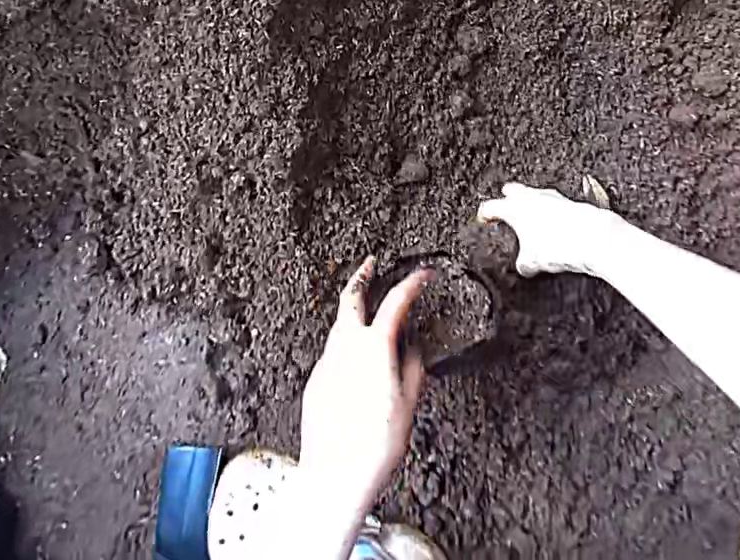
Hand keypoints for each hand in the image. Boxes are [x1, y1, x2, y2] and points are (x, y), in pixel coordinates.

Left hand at [298, 257, 428, 515]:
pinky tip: (354, 359)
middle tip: (371, 263)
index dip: (413, 282)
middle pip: (352, 296)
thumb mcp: (409, 404)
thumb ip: (414, 366)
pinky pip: (332, 351)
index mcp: (374, 346)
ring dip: (353, 309)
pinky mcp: (316, 379)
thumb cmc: (375, 445)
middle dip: (362, 274)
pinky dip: (345, 343)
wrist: (334, 477)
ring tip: (366, 310)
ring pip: (339, 323)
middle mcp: (347, 346)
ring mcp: (327, 360)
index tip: (423, 275)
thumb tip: (414, 348)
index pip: (396, 301)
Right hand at [476, 182, 625, 277]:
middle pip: (512, 192)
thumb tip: (525, 266)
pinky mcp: (569, 202)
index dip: (484, 213)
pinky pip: (553, 204)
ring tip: (531, 218)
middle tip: (504, 207)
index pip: (490, 206)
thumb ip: (524, 262)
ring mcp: (552, 197)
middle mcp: (531, 197)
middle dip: (507, 199)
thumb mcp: (532, 261)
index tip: (483, 218)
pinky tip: (554, 224)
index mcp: (514, 207)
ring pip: (534, 195)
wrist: (594, 237)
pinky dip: (550, 211)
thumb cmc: (558, 244)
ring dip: (531, 204)